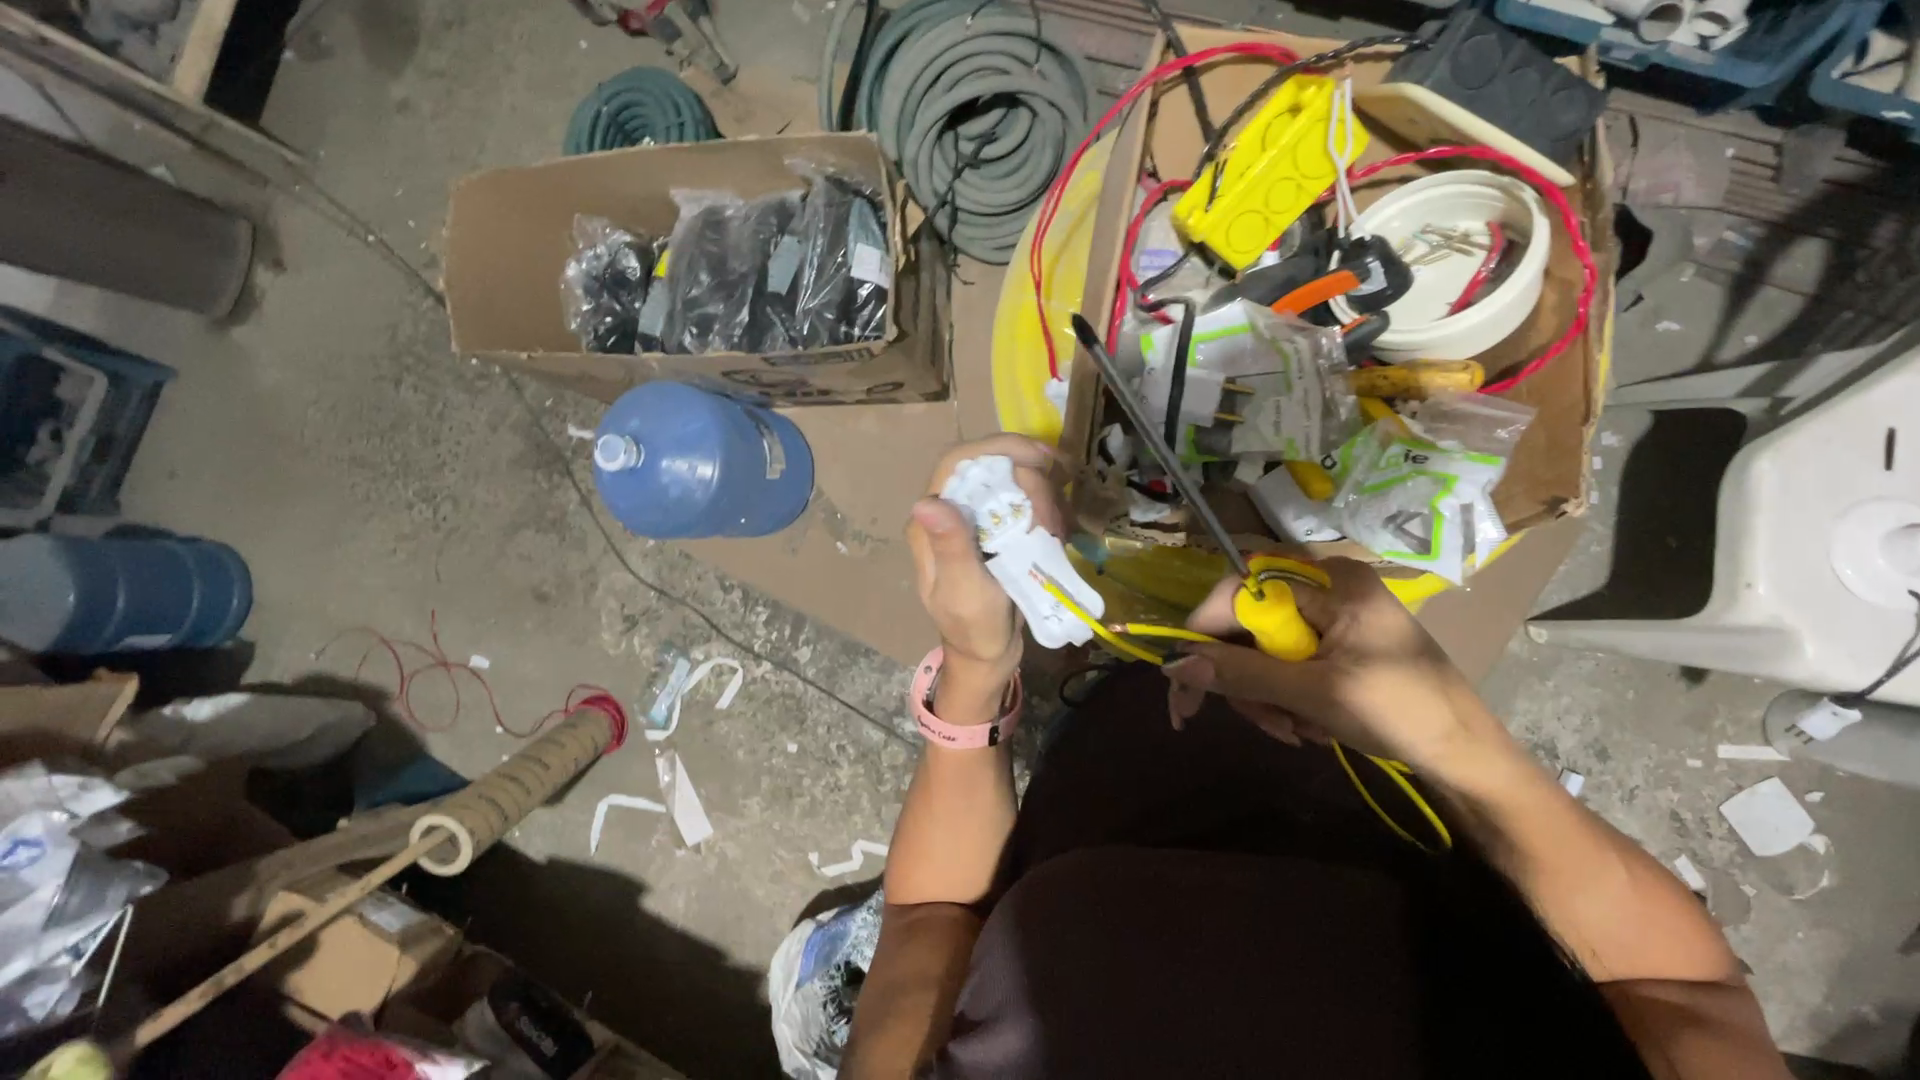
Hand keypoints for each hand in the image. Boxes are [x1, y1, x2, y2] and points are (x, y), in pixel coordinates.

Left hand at [906, 435, 1063, 709]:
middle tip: (1054, 518)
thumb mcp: (963, 591)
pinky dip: (1047, 510)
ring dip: (1043, 497)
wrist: (988, 656)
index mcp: (931, 523)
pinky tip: (1058, 533)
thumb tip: (925, 503)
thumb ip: (950, 547)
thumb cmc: (971, 628)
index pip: (957, 462)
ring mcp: (975, 520)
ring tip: (1058, 532)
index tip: (1039, 458)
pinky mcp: (997, 530)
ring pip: (1012, 481)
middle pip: (992, 466)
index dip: (996, 447)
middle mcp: (951, 512)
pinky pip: (1025, 502)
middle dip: (1031, 480)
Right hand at [1164, 556, 1501, 772]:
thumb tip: (1176, 664)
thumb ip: (1243, 674)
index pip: (1242, 587)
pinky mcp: (1336, 643)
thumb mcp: (1314, 693)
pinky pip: (1285, 661)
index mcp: (1332, 581)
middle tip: (1256, 722)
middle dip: (1244, 676)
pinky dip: (1283, 696)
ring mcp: (1333, 616)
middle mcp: (1328, 587)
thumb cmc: (1400, 713)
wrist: (1467, 756)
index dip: (1206, 628)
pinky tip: (1303, 726)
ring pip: (1262, 647)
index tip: (1184, 675)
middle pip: (1249, 621)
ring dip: (1264, 694)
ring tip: (1290, 731)